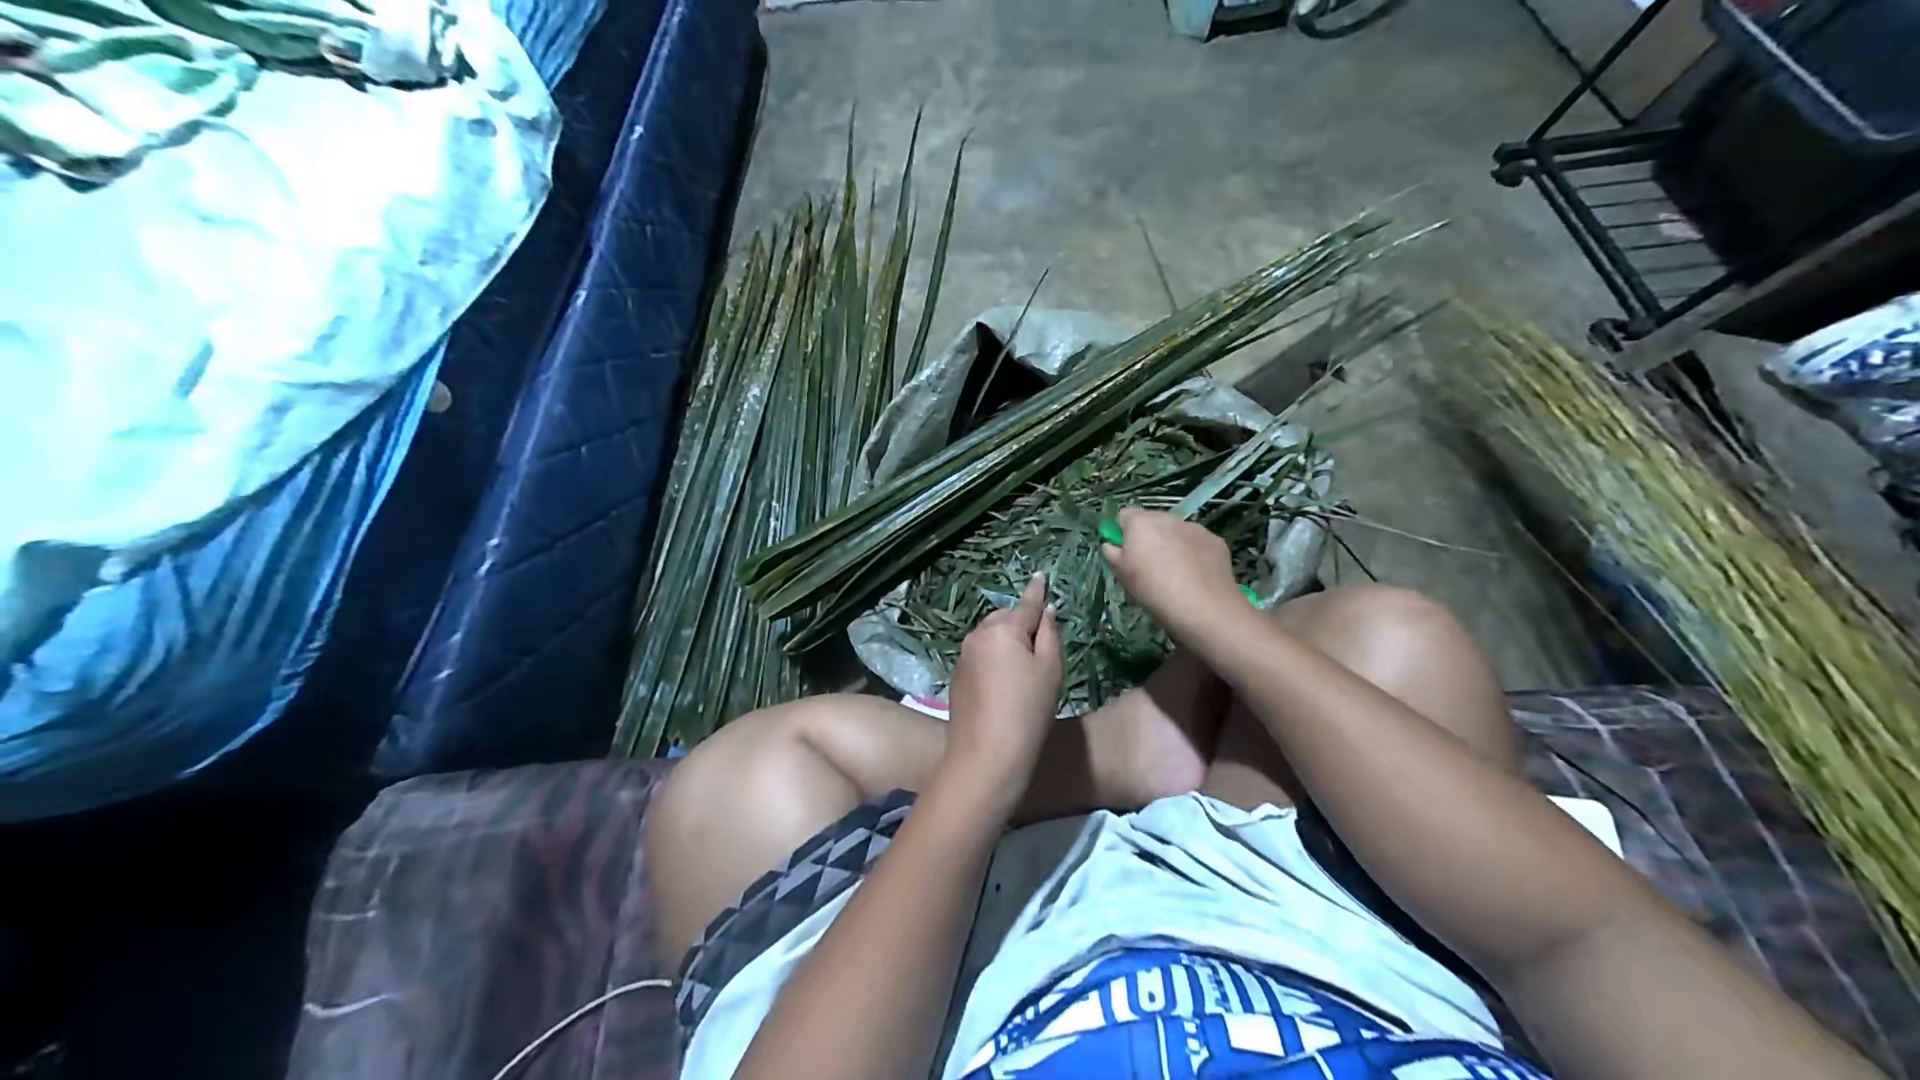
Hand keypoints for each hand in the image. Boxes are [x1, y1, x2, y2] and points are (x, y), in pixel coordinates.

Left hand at [944, 572, 1061, 803]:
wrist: (986, 755)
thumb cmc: (1028, 710)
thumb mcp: (1050, 670)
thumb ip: (1049, 634)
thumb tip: (1046, 611)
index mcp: (1003, 629)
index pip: (1026, 604)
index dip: (1037, 591)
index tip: (1040, 575)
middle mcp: (978, 634)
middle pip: (1005, 619)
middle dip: (1021, 624)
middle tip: (1041, 651)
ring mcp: (963, 655)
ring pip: (990, 636)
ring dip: (1006, 642)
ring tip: (1023, 671)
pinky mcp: (956, 675)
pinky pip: (980, 655)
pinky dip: (993, 659)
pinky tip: (1004, 684)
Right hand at [1101, 508, 1245, 642]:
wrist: (1202, 606)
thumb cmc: (1153, 590)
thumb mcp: (1122, 575)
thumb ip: (1113, 554)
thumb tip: (1112, 545)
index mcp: (1140, 523)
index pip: (1124, 515)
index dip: (1122, 532)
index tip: (1125, 552)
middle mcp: (1168, 518)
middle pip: (1152, 520)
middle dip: (1149, 536)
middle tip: (1149, 564)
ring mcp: (1194, 528)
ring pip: (1176, 531)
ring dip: (1172, 543)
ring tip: (1175, 572)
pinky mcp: (1215, 540)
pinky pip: (1197, 542)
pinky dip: (1194, 553)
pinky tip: (1195, 575)